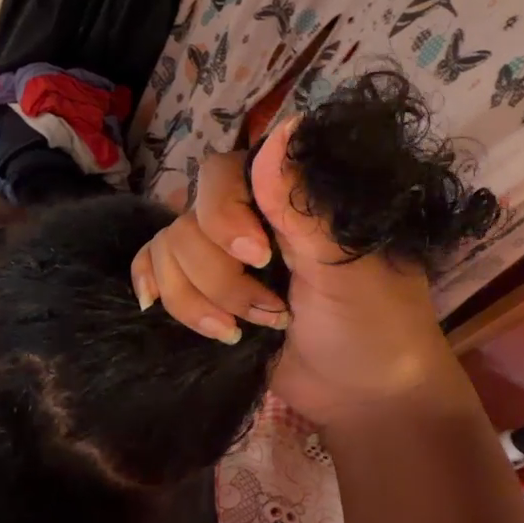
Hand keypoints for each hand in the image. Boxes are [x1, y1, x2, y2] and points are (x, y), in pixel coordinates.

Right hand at [131, 118, 470, 426]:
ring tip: (241, 329)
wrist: (358, 393)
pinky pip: (151, 271)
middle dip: (218, 277)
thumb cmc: (372, 326)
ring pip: (165, 253)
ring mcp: (217, 257)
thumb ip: (303, 208)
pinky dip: (154, 287)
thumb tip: (283, 128)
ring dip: (197, 300)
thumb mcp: (343, 268)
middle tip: (268, 312)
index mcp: (287, 201)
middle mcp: (246, 220)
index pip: (221, 175)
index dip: (223, 215)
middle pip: (187, 222)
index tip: (258, 258)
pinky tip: (156, 305)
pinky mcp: (197, 291)